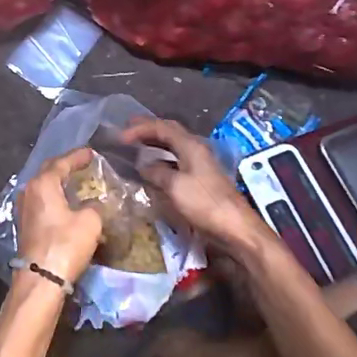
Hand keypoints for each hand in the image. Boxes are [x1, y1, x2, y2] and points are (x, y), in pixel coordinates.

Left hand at [15, 147, 104, 284]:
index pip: (61, 162)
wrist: (41, 278)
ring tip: (76, 182)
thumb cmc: (65, 244)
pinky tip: (65, 203)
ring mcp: (23, 208)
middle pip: (49, 172)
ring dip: (59, 183)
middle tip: (82, 163)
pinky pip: (41, 201)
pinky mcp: (24, 224)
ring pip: (43, 187)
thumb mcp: (90, 222)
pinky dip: (54, 197)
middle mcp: (29, 191)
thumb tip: (93, 205)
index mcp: (42, 183)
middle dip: (66, 166)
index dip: (78, 156)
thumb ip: (95, 206)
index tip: (91, 152)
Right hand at [122, 118, 275, 253]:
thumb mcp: (175, 186)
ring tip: (138, 145)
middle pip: (170, 132)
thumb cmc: (204, 203)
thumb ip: (157, 172)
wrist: (235, 228)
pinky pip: (177, 160)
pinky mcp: (201, 179)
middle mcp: (196, 150)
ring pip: (174, 146)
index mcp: (191, 146)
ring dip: (155, 143)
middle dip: (149, 129)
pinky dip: (162, 158)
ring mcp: (201, 164)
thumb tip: (144, 166)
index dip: (140, 128)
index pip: (162, 128)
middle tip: (128, 129)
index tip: (121, 136)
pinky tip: (154, 168)